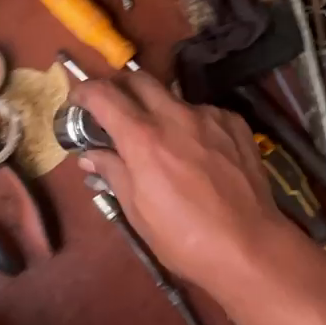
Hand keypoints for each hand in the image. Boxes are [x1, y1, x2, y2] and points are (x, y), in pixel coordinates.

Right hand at [71, 72, 293, 289]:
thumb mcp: (137, 212)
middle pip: (139, 79)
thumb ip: (113, 173)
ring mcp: (209, 116)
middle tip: (113, 108)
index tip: (77, 97)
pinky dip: (191, 125)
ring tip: (162, 141)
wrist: (248, 245)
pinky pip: (204, 113)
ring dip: (159, 110)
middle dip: (120, 87)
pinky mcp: (234, 122)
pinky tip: (198, 153)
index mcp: (144, 138)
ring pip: (174, 98)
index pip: (105, 95)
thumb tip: (91, 154)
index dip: (85, 90)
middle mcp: (176, 115)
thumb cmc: (184, 238)